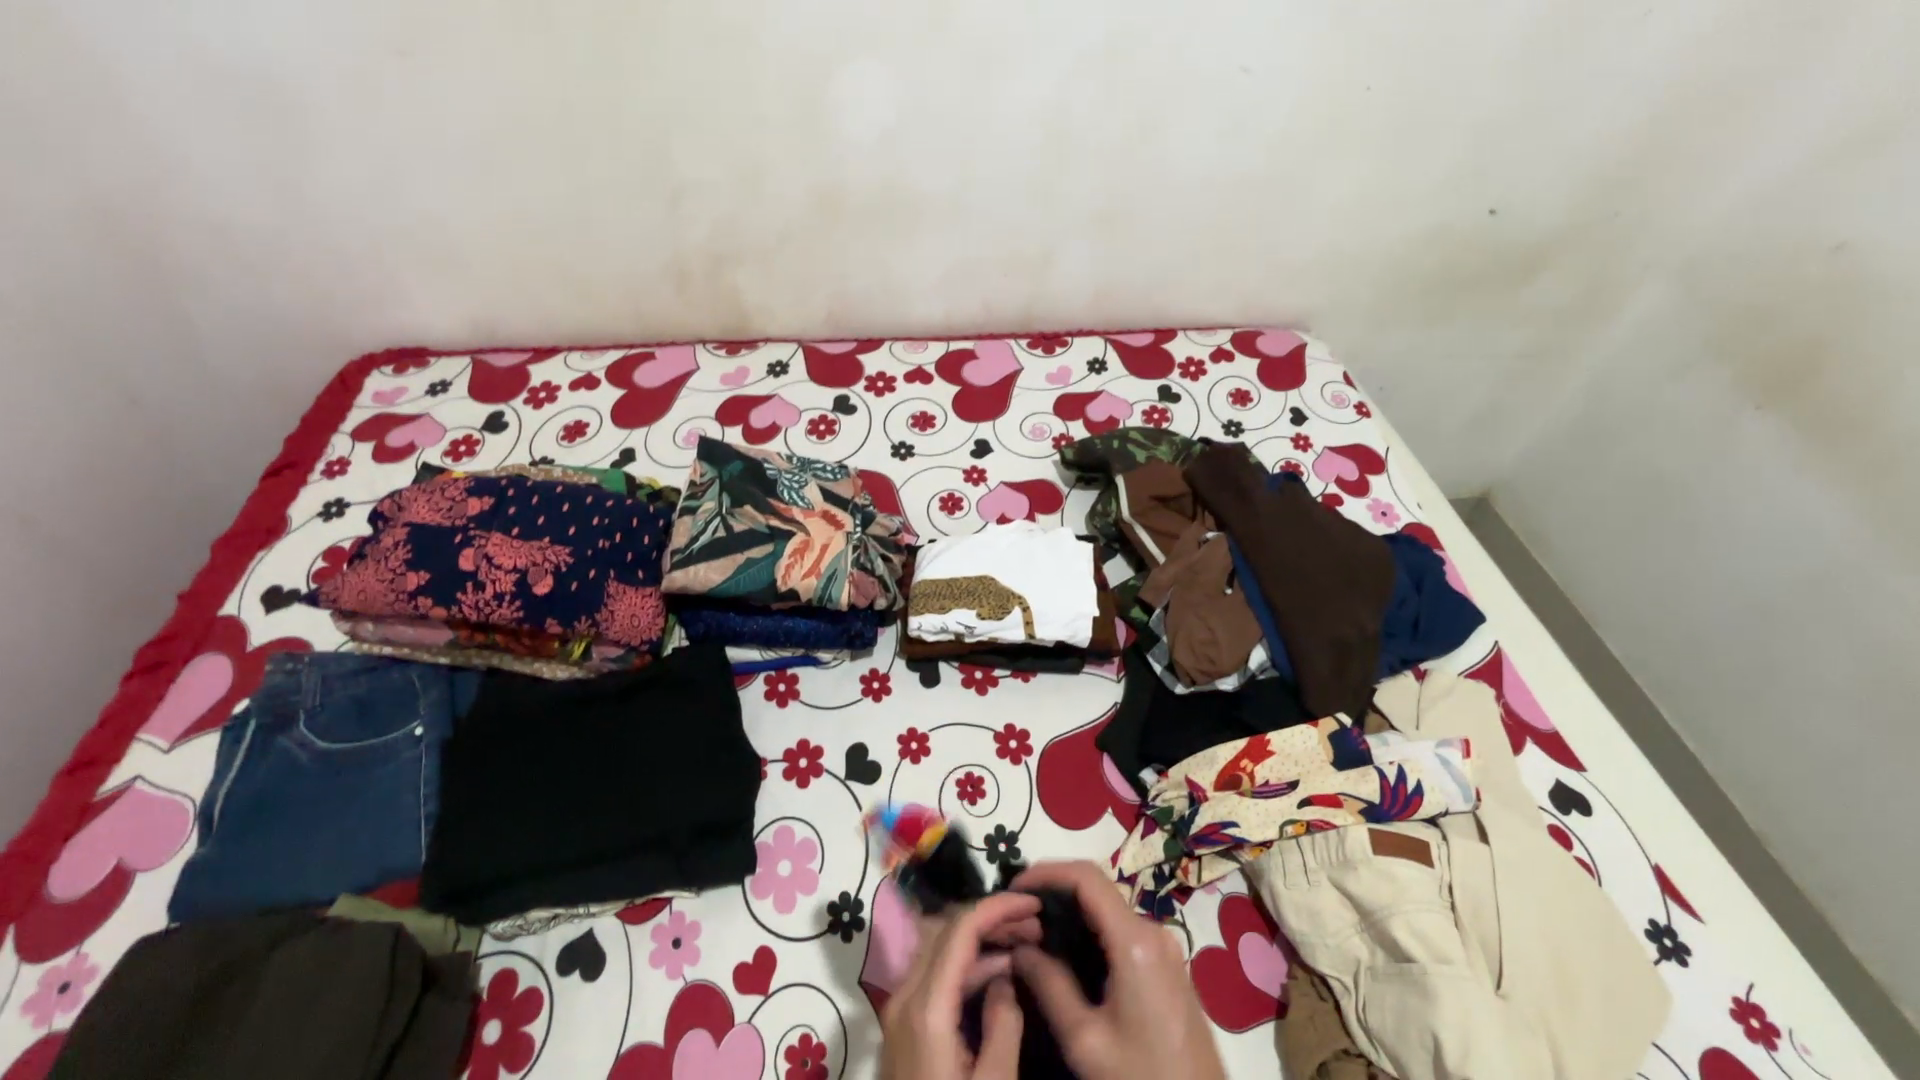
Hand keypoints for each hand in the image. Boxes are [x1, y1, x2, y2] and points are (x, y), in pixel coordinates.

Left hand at [879, 891, 1041, 1079]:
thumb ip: (1004, 1024)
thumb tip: (1005, 979)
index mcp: (926, 1008)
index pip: (959, 930)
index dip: (998, 907)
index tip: (1033, 903)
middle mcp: (904, 997)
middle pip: (946, 932)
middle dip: (991, 918)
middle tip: (1035, 924)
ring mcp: (899, 1010)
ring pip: (938, 950)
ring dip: (979, 939)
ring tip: (1025, 941)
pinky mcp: (902, 1025)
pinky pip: (933, 975)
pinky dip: (966, 963)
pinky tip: (998, 972)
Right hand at [1011, 861, 1227, 1079]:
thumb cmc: (1142, 1077)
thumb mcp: (1085, 1039)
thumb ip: (1048, 985)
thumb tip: (1019, 947)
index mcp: (1135, 941)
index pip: (1086, 877)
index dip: (1046, 871)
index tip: (1012, 888)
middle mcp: (1154, 931)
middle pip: (1095, 890)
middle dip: (1052, 894)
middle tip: (1014, 917)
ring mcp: (1164, 947)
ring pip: (1106, 910)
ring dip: (1068, 914)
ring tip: (1029, 934)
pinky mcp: (1165, 964)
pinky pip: (1119, 930)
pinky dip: (1087, 931)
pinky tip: (1061, 954)